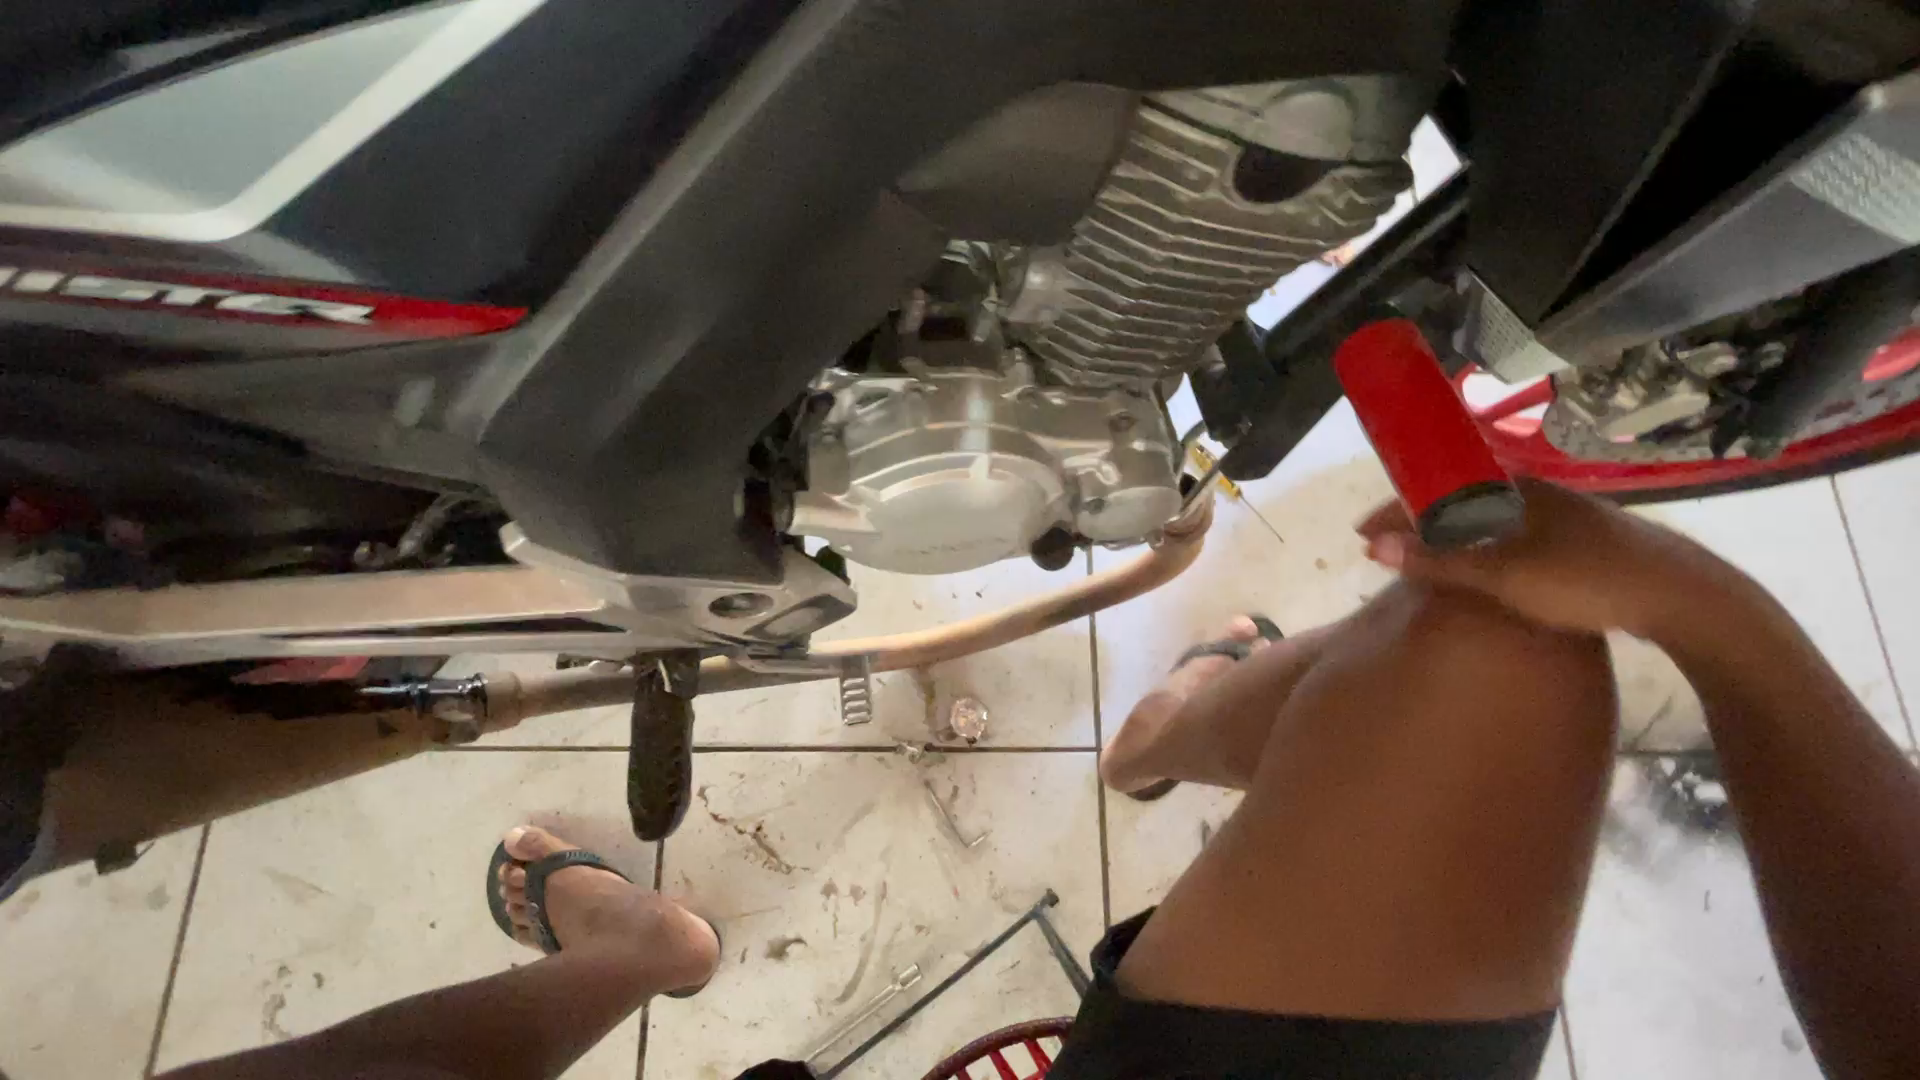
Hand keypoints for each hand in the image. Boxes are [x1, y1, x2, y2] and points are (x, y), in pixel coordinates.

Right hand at [1354, 479, 1744, 637]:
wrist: (1689, 599)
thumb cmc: (1587, 579)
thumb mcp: (1502, 575)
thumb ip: (1437, 561)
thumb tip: (1372, 547)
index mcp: (1512, 488)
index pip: (1434, 489)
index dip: (1393, 511)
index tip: (1362, 534)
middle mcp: (1533, 491)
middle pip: (1457, 500)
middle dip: (1416, 522)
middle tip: (1387, 548)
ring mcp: (1560, 513)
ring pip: (1486, 517)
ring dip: (1448, 535)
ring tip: (1422, 559)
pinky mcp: (1580, 537)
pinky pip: (1509, 533)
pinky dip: (1479, 545)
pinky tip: (1479, 567)